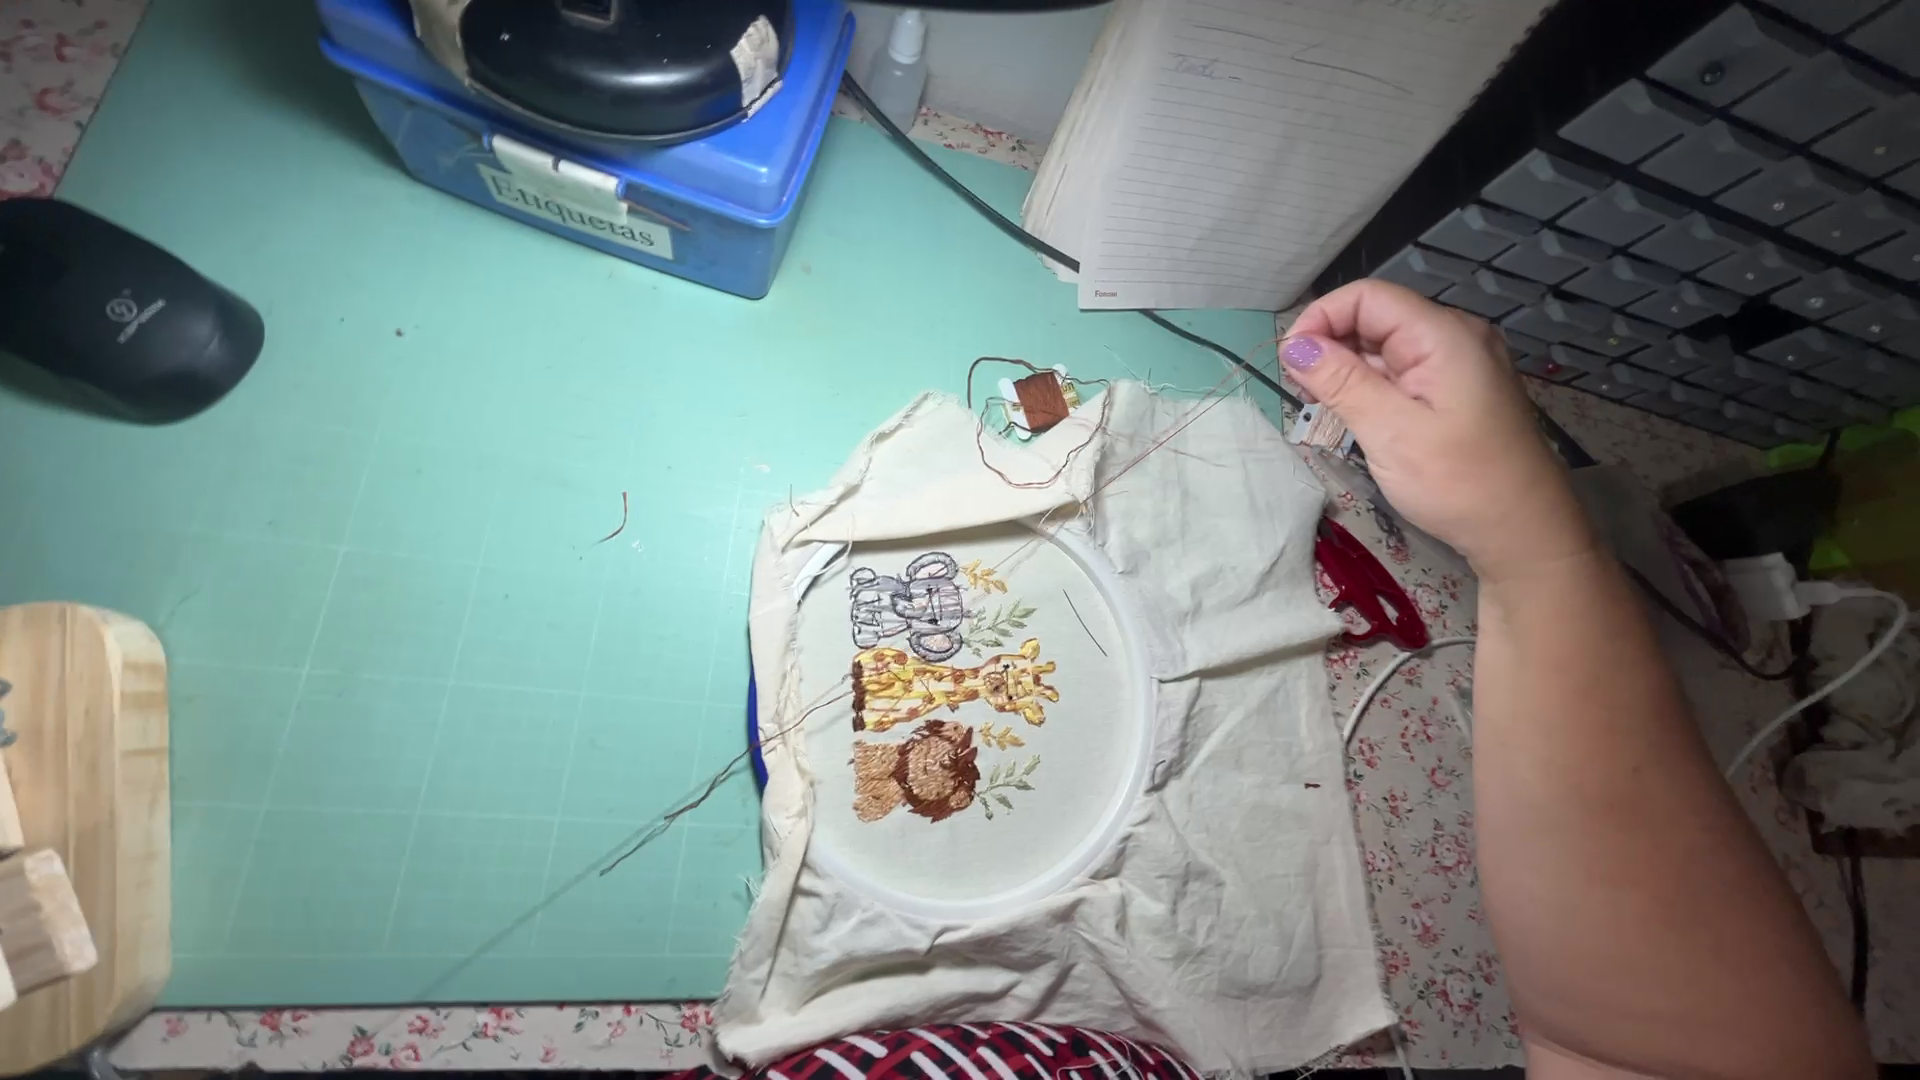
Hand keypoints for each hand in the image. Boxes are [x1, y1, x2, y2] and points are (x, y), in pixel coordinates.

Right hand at [1282, 280, 1594, 580]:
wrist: (1522, 531)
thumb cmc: (1458, 481)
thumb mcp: (1389, 431)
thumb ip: (1340, 382)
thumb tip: (1293, 346)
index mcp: (1443, 335)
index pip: (1367, 297)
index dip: (1320, 319)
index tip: (1289, 363)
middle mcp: (1451, 337)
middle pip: (1373, 317)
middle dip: (1327, 344)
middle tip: (1301, 393)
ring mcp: (1453, 363)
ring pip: (1380, 346)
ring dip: (1342, 368)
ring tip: (1322, 407)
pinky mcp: (1449, 389)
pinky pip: (1395, 371)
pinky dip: (1364, 384)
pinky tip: (1351, 412)